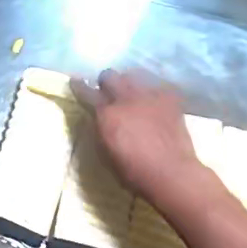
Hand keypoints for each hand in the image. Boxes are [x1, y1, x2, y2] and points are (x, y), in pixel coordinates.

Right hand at [77, 69, 224, 211]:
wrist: (171, 173)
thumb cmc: (133, 171)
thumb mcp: (105, 153)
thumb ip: (100, 129)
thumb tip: (99, 118)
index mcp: (106, 113)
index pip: (86, 92)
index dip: (79, 86)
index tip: (75, 80)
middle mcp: (125, 98)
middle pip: (109, 75)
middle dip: (106, 82)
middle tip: (109, 93)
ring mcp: (149, 95)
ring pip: (133, 75)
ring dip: (128, 83)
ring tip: (133, 94)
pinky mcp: (169, 98)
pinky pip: (157, 85)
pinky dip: (152, 91)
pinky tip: (155, 102)